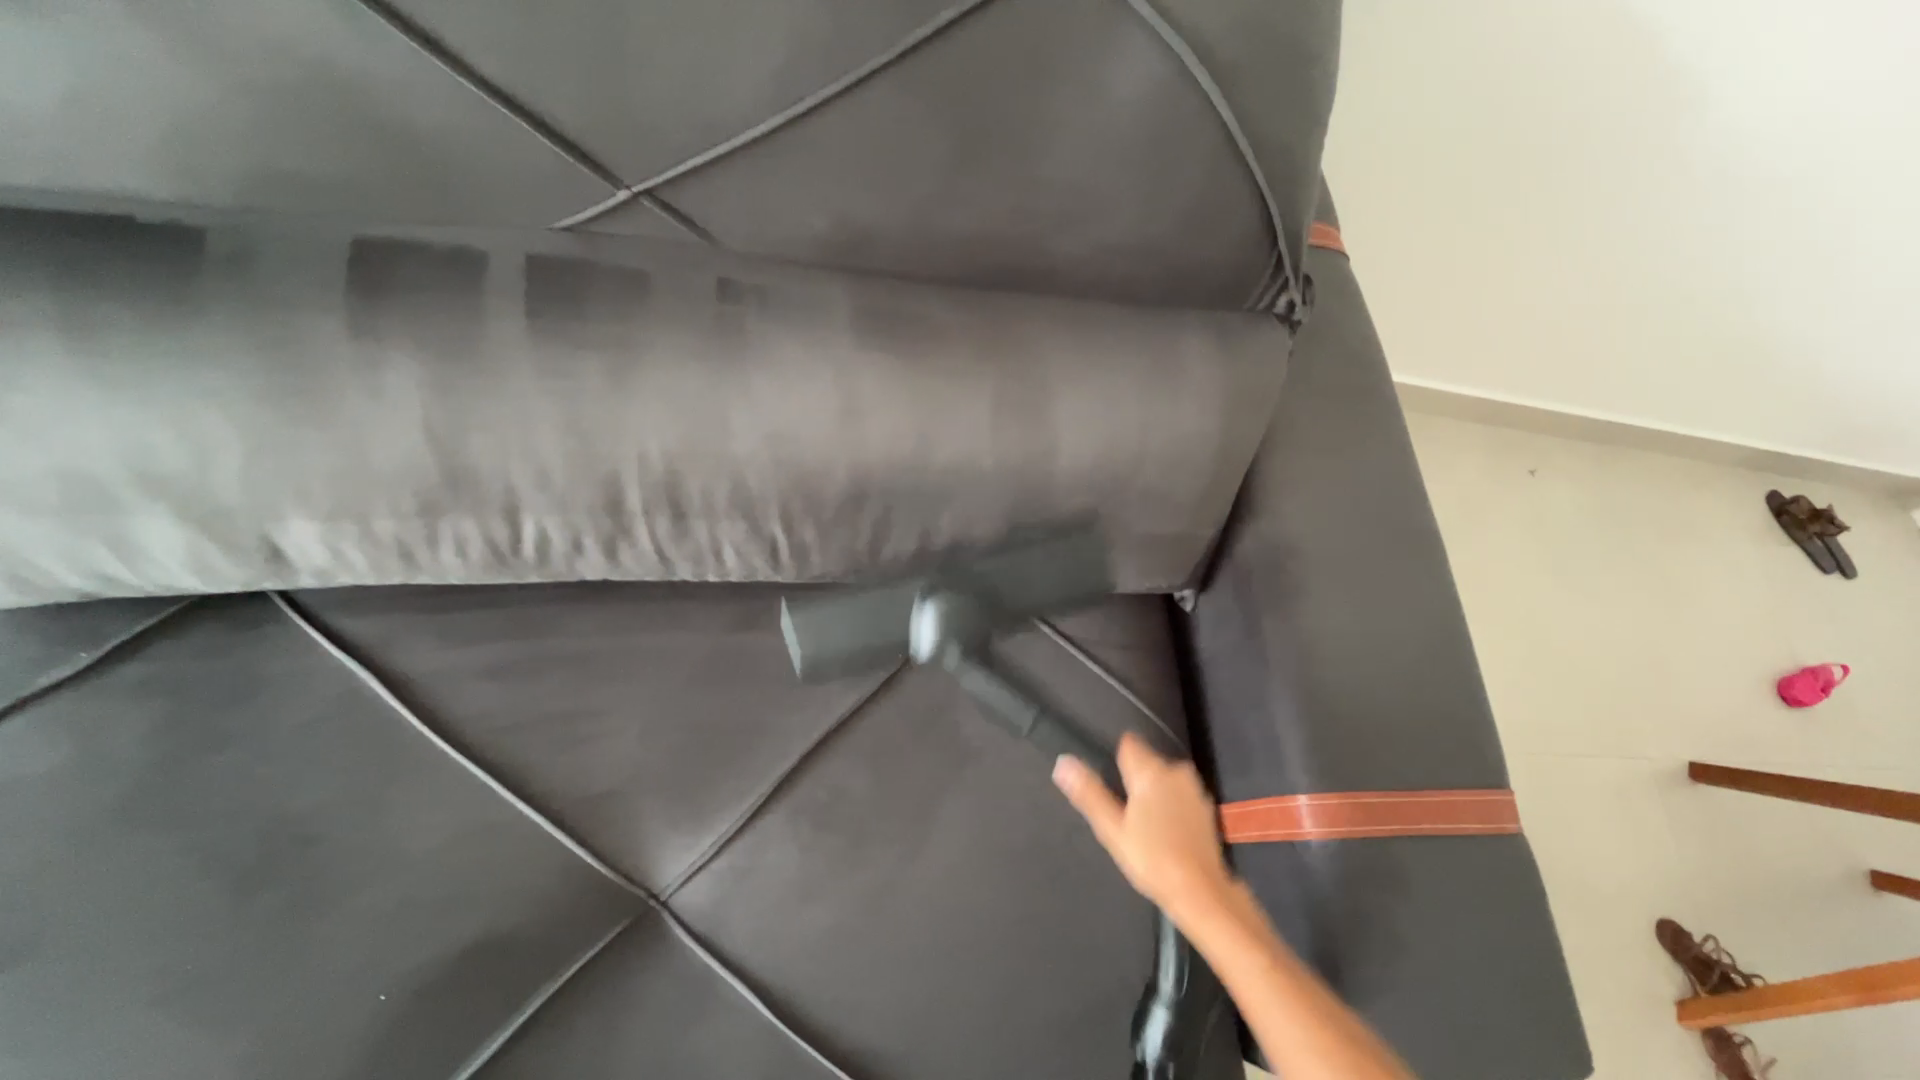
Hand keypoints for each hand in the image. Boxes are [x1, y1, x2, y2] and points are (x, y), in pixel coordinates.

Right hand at [1052, 733, 1235, 920]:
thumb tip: (1063, 763)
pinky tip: (1166, 832)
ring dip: (1153, 792)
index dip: (1116, 761)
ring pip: (1163, 777)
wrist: (1199, 889)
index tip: (1111, 784)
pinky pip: (1179, 794)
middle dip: (1134, 780)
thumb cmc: (1150, 858)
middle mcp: (1175, 771)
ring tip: (1145, 826)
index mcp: (1150, 772)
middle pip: (1146, 761)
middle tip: (1125, 814)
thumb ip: (1089, 793)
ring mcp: (1194, 788)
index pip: (1128, 744)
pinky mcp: (1206, 805)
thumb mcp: (1111, 829)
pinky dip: (1171, 804)